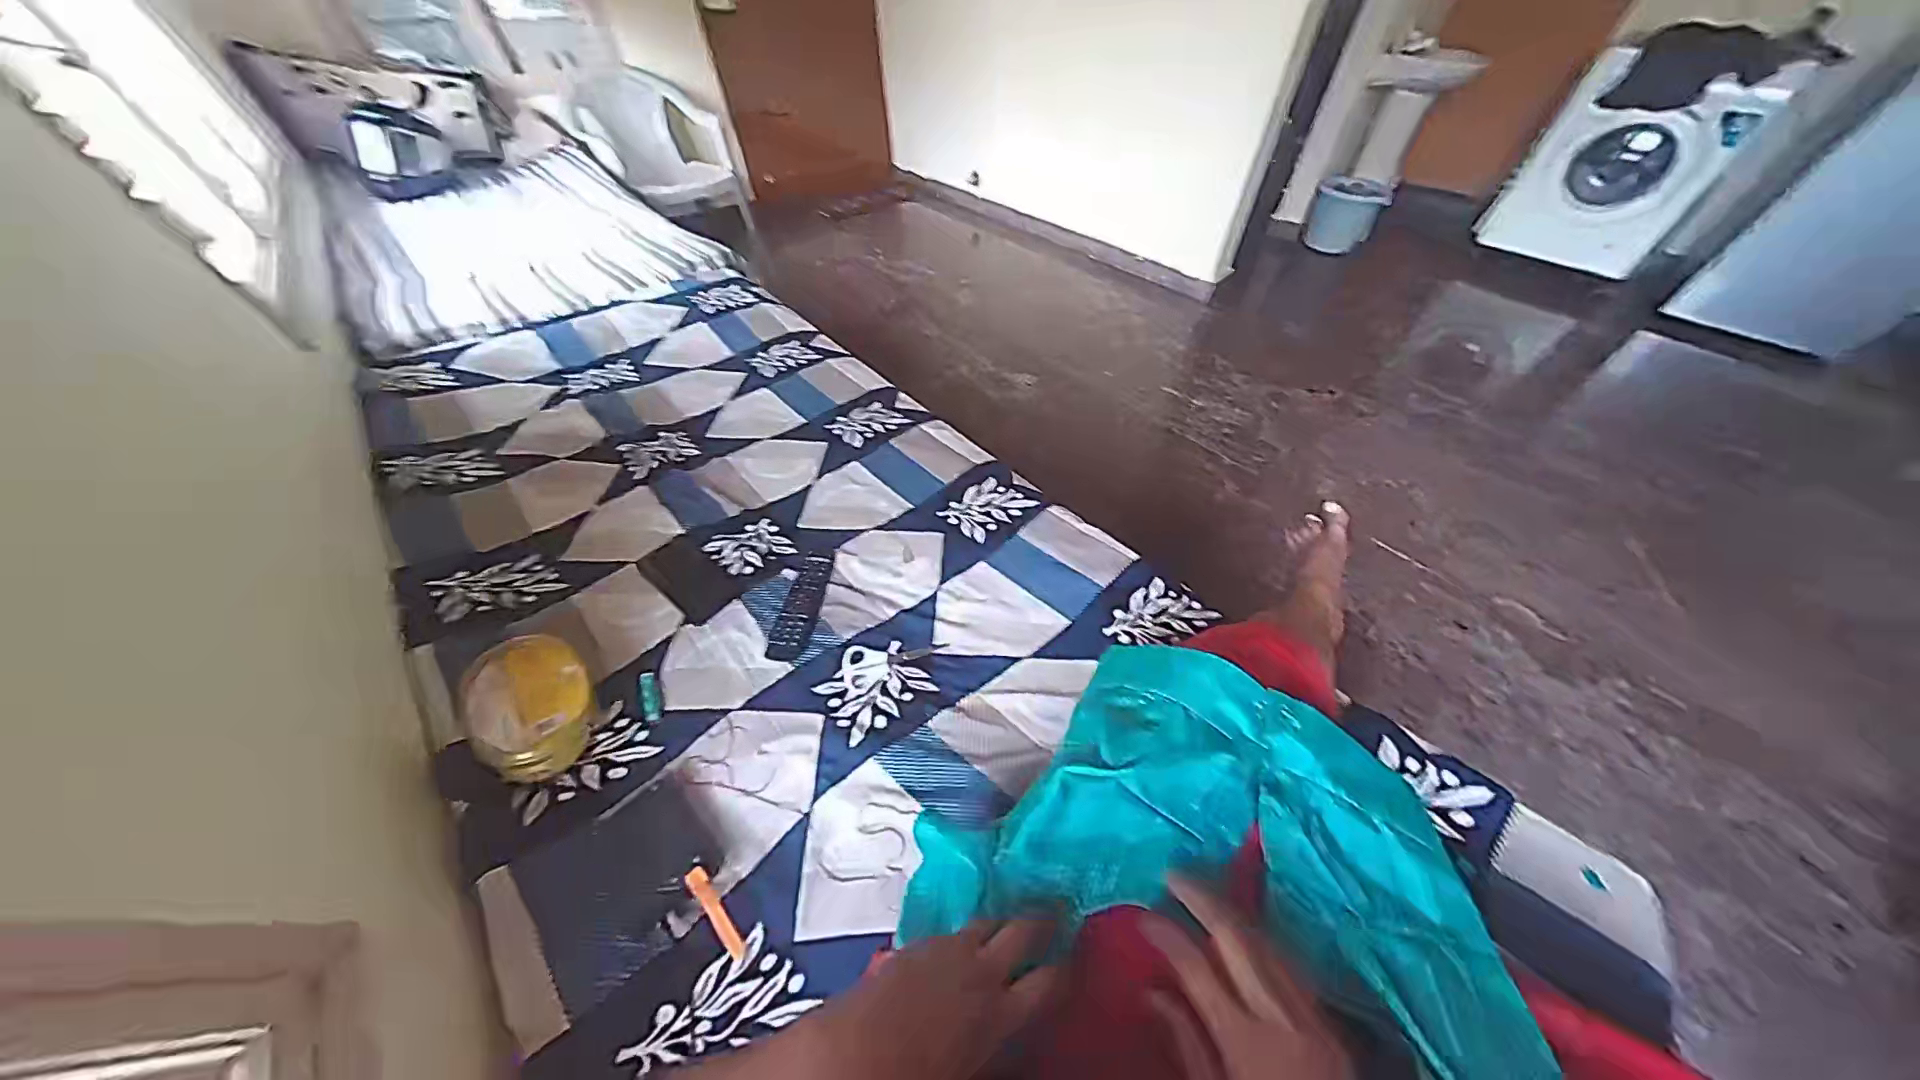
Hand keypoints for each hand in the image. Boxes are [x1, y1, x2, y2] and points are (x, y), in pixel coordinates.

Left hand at [787, 918, 1060, 1079]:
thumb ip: (997, 1042)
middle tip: (1058, 908)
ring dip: (1003, 920)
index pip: (1049, 982)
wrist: (850, 1057)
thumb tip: (1011, 1036)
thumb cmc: (916, 1078)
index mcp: (1000, 1015)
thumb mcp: (973, 1067)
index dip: (1067, 965)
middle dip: (1044, 918)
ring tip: (1015, 918)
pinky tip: (965, 942)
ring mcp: (947, 951)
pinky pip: (953, 931)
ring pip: (987, 921)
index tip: (1077, 952)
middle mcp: (979, 972)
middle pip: (1023, 930)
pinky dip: (966, 933)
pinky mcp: (917, 944)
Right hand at [1142, 874, 1353, 1079]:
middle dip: (1202, 897)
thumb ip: (1186, 1042)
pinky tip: (1247, 926)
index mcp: (1243, 1040)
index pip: (1196, 967)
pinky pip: (1292, 960)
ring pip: (1268, 940)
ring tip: (1204, 890)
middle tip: (1173, 875)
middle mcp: (1280, 1015)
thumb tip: (1153, 991)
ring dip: (1233, 909)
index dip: (1167, 934)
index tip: (1143, 915)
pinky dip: (1263, 935)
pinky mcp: (1332, 1021)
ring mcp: (1311, 1013)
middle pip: (1237, 937)